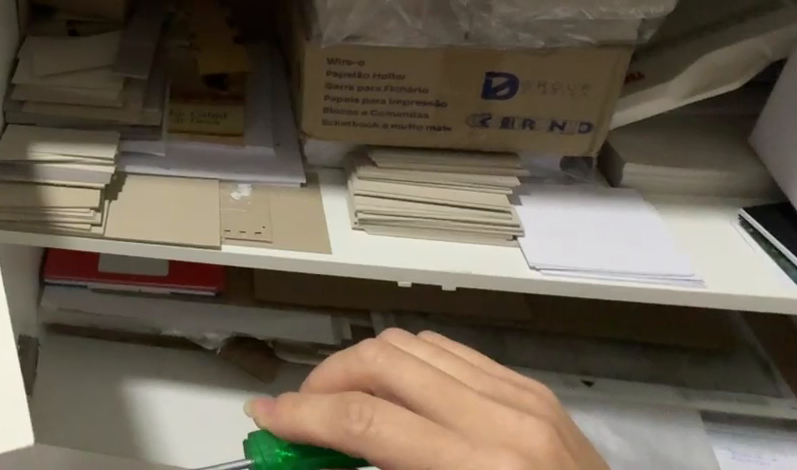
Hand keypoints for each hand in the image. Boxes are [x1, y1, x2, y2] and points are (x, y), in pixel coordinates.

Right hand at [246, 329, 607, 469]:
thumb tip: (322, 453)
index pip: (367, 420)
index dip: (303, 415)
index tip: (266, 417)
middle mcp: (503, 423)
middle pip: (379, 362)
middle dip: (325, 382)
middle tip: (301, 413)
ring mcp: (521, 399)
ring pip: (406, 344)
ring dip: (359, 366)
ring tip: (343, 401)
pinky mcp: (531, 391)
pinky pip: (443, 350)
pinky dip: (402, 362)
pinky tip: (394, 392)